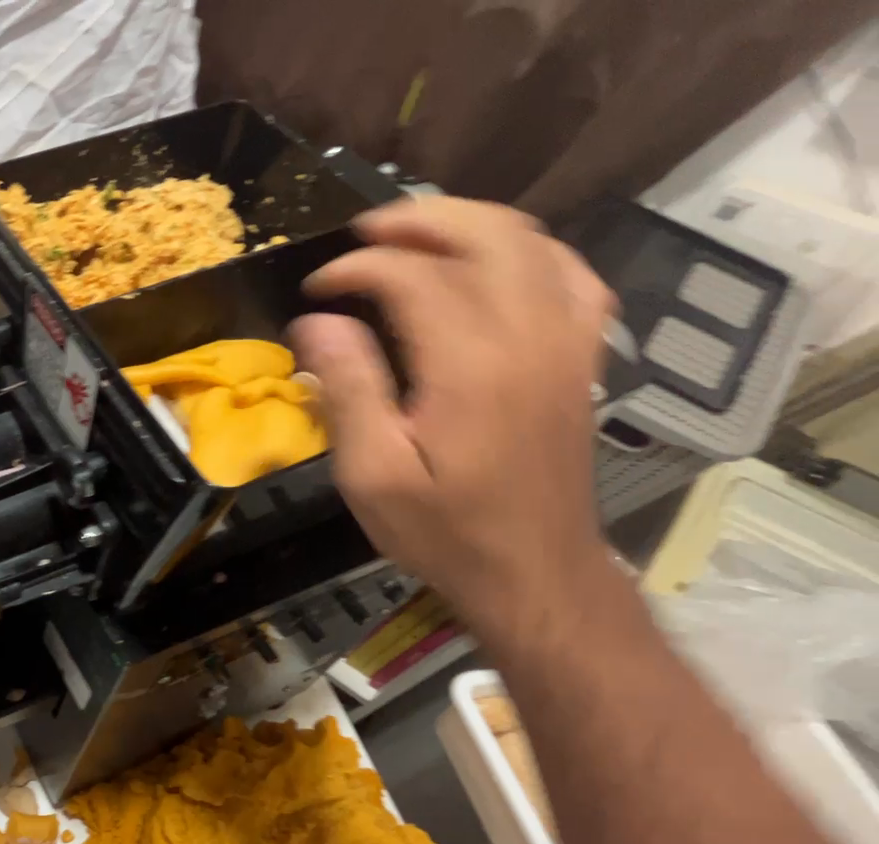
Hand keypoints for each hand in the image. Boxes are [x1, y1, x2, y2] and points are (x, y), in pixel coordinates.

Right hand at [292, 196, 618, 640]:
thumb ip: (348, 389)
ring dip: (469, 224)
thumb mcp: (372, 473)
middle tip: (360, 235)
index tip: (314, 290)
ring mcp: (567, 341)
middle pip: (486, 234)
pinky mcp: (580, 356)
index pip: (415, 277)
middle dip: (416, 222)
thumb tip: (315, 323)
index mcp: (471, 366)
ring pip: (532, 241)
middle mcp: (530, 336)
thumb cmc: (442, 530)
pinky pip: (570, 273)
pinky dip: (526, 250)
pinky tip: (491, 263)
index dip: (356, 270)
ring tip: (413, 235)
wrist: (532, 570)